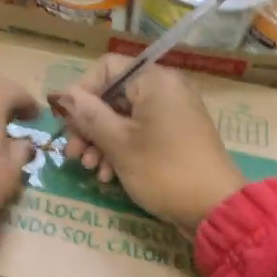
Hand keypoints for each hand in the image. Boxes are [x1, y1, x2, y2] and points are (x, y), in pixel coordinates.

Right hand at [56, 55, 244, 230]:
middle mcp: (165, 90)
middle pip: (112, 96)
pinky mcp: (175, 137)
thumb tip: (63, 93)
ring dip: (101, 143)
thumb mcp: (119, 143)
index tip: (67, 123)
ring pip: (123, 119)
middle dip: (88, 126)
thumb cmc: (163, 171)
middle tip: (74, 155)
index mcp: (154, 81)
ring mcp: (171, 114)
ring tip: (91, 170)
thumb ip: (89, 115)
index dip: (82, 92)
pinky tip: (109, 176)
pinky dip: (121, 151)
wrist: (213, 208)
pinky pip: (140, 134)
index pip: (106, 68)